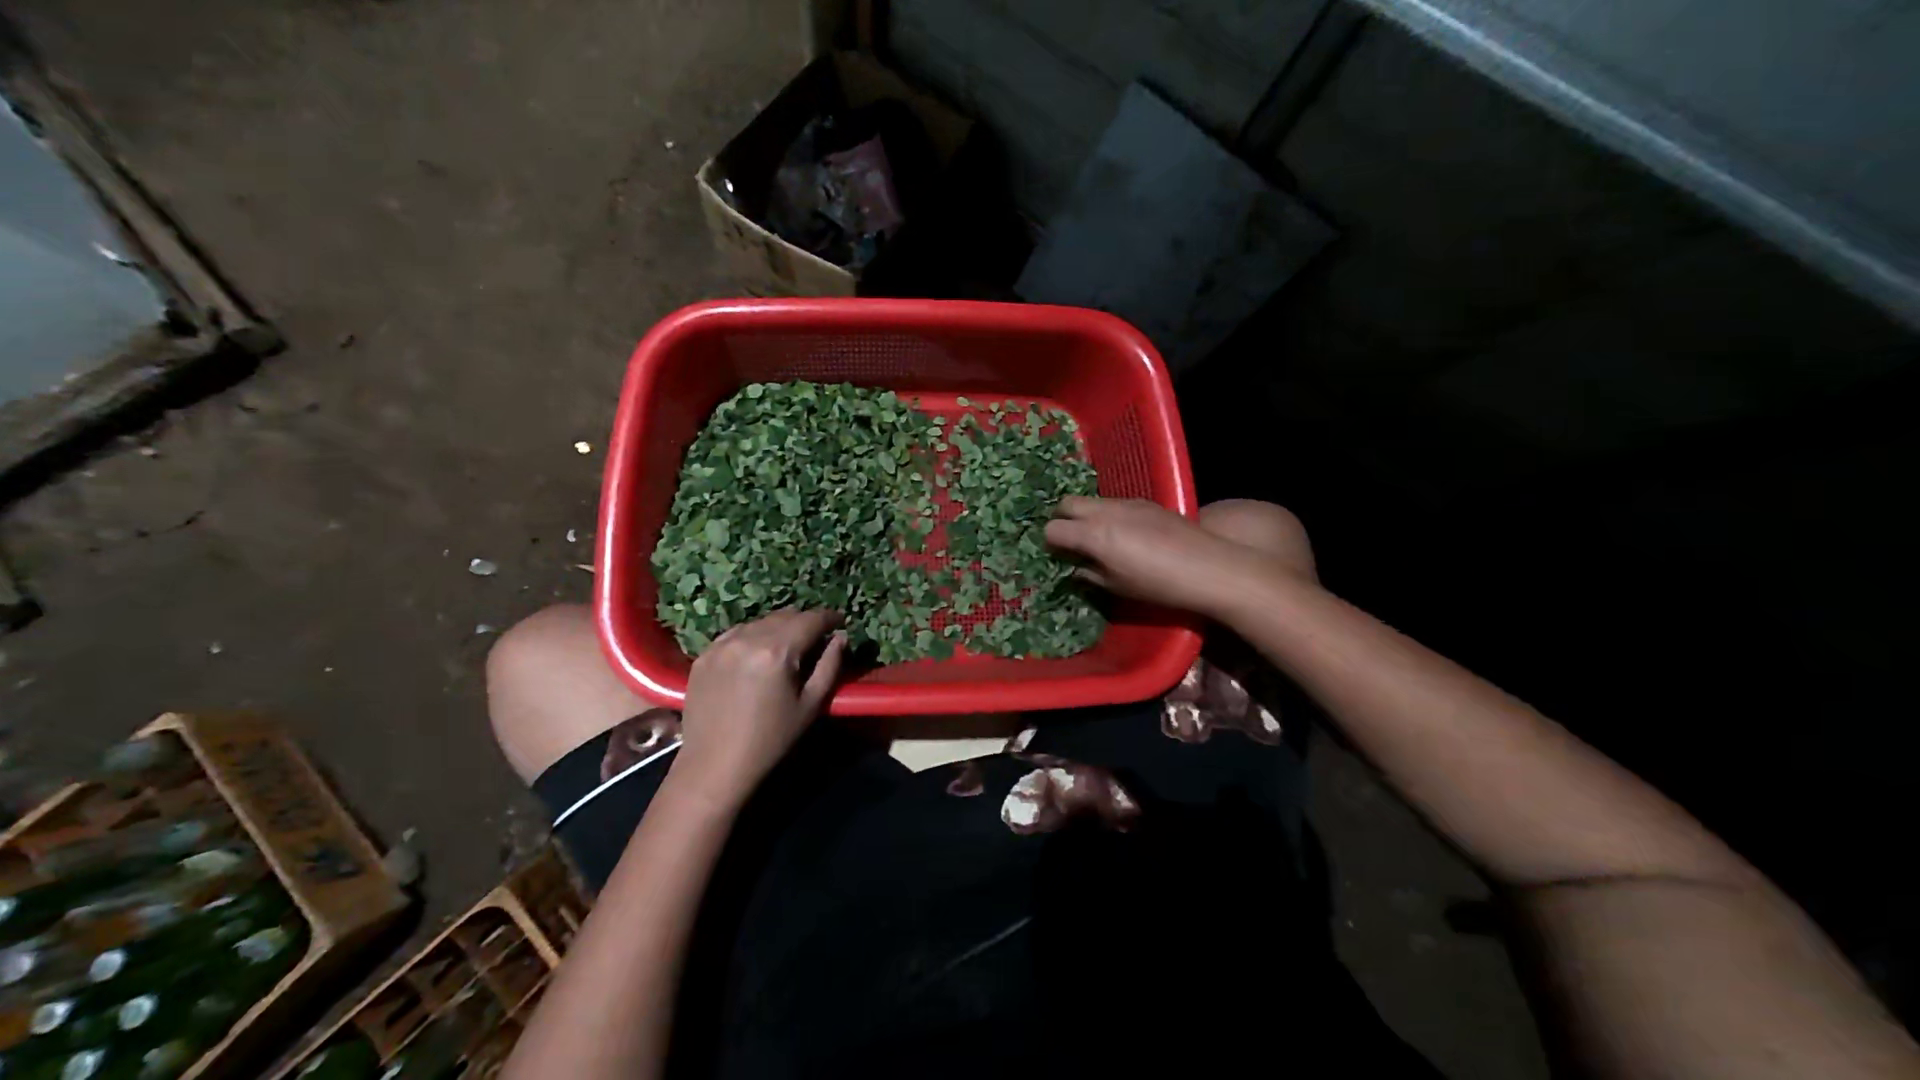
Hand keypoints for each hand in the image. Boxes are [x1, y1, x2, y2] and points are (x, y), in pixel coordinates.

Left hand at [671, 608, 845, 808]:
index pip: (810, 619)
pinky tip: (757, 654)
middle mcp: (747, 638)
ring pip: (759, 622)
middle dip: (805, 621)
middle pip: (785, 615)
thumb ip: (830, 666)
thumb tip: (840, 638)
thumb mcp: (810, 705)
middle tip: (817, 635)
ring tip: (787, 644)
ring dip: (778, 627)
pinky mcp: (704, 655)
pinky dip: (752, 636)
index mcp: (777, 651)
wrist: (714, 765)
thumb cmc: (770, 740)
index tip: (841, 620)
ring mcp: (722, 644)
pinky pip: (736, 634)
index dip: (829, 617)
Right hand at [1044, 497, 1312, 616]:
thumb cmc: (1161, 584)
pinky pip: (1114, 503)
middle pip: (1067, 503)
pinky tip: (1122, 535)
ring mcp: (1128, 503)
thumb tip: (1075, 567)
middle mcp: (1106, 511)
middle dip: (1062, 519)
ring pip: (1092, 500)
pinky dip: (1106, 514)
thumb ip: (1090, 573)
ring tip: (1095, 539)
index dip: (1050, 543)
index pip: (1053, 529)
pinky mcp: (1148, 503)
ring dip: (1086, 515)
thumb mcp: (1119, 586)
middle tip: (1069, 542)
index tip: (1056, 556)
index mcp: (1094, 534)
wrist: (1213, 567)